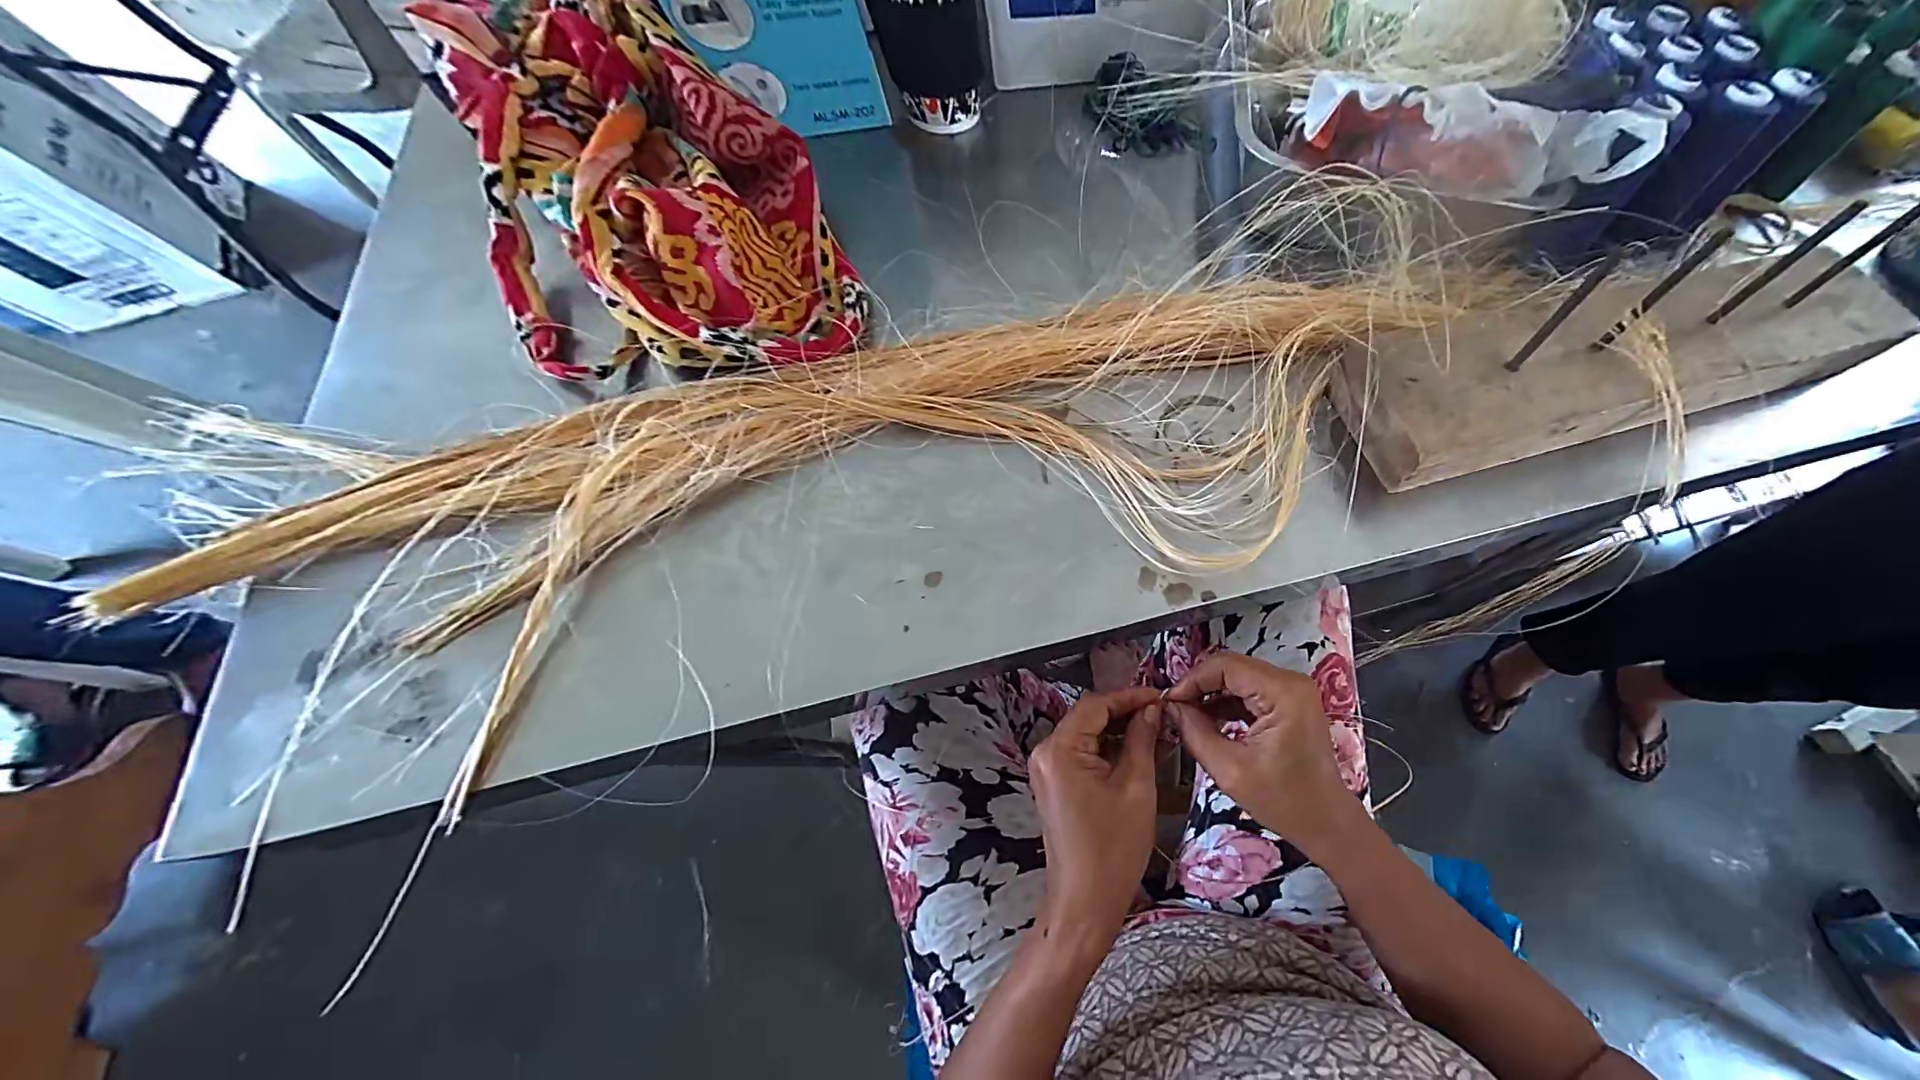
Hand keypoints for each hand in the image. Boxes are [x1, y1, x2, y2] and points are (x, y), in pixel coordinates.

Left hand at [1027, 686, 1162, 947]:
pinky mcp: (1054, 783)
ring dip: (1117, 731)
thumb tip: (1152, 710)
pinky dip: (1106, 750)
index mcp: (1059, 749)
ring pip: (1086, 735)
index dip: (1129, 697)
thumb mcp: (1136, 787)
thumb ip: (1141, 740)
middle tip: (1162, 714)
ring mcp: (1046, 768)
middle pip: (1087, 717)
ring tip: (1155, 731)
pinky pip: (1081, 754)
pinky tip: (1135, 751)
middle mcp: (1045, 752)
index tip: (1161, 696)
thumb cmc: (1114, 847)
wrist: (1086, 899)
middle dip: (1125, 713)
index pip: (1095, 705)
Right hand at [1165, 654, 1363, 857]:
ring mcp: (1292, 691)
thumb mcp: (1228, 769)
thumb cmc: (1283, 800)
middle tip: (1175, 708)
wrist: (1327, 823)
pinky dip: (1225, 701)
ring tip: (1187, 715)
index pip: (1225, 666)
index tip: (1170, 701)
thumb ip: (1194, 731)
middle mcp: (1291, 683)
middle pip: (1231, 667)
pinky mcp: (1289, 702)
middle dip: (1199, 685)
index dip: (1192, 679)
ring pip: (1237, 677)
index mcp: (1283, 693)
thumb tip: (1170, 706)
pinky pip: (1248, 690)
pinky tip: (1207, 720)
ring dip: (1210, 693)